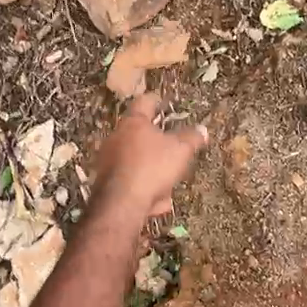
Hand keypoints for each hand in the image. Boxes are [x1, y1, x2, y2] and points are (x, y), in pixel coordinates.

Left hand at [90, 94, 206, 218]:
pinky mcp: (105, 184)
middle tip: (173, 147)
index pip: (145, 102)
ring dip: (152, 168)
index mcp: (133, 123)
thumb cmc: (152, 167)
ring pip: (135, 160)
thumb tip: (202, 130)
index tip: (167, 104)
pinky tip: (157, 201)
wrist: (121, 205)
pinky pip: (130, 181)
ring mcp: (107, 161)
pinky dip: (143, 188)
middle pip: (139, 133)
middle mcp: (116, 138)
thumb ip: (192, 138)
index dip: (158, 102)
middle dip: (157, 142)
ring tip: (168, 181)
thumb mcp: (181, 150)